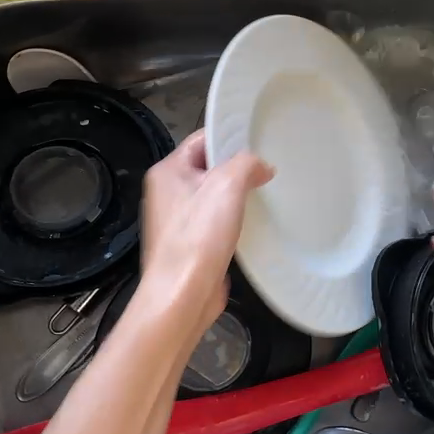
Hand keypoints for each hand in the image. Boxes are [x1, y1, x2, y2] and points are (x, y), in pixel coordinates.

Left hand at [136, 131, 273, 338]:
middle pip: (209, 167)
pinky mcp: (190, 243)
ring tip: (263, 196)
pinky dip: (233, 220)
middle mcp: (168, 192)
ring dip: (237, 197)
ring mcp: (177, 220)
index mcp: (167, 171)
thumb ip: (247, 164)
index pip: (202, 140)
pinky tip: (251, 224)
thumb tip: (261, 167)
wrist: (183, 295)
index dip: (230, 138)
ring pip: (214, 196)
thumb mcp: (227, 185)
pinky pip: (215, 221)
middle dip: (238, 170)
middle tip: (266, 172)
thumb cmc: (198, 238)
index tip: (258, 143)